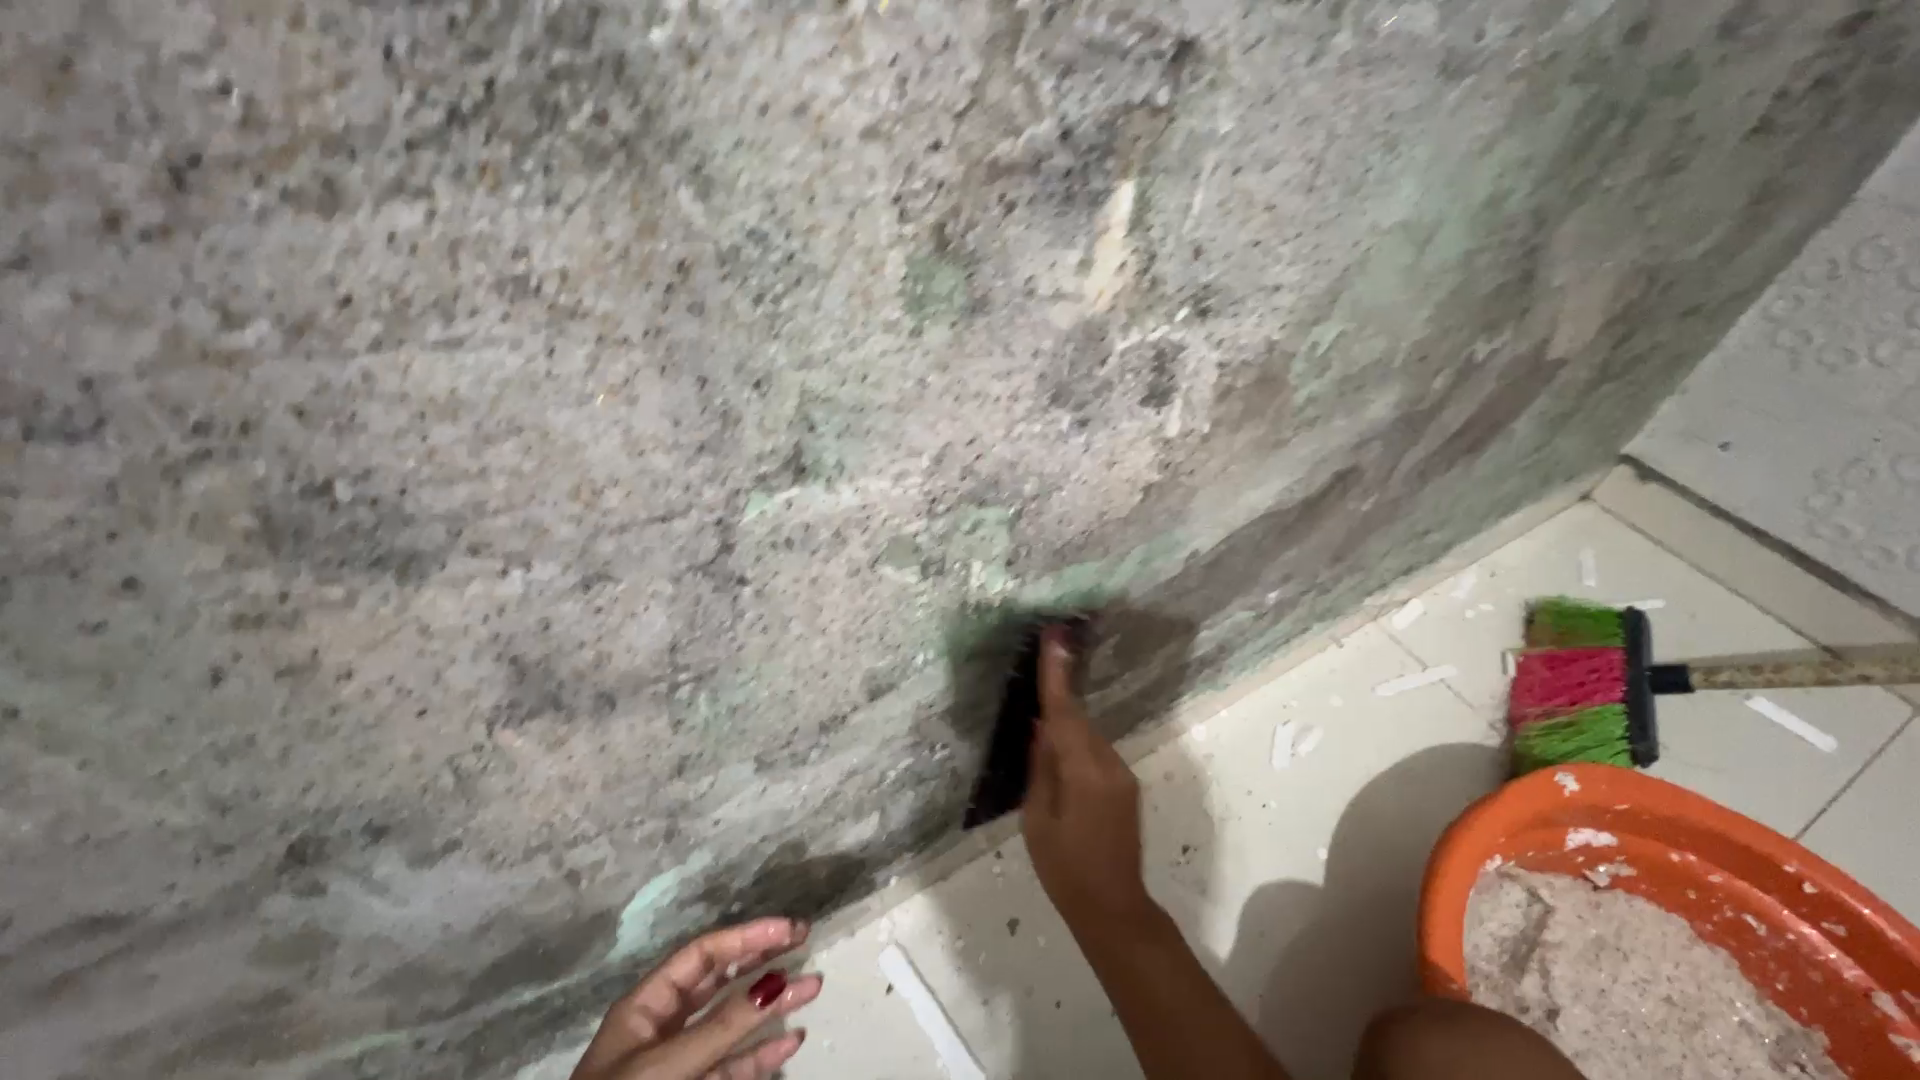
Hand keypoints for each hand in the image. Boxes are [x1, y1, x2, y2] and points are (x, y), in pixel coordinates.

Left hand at [570, 917, 822, 1079]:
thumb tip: (779, 981)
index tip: (788, 928)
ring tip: (813, 986)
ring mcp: (679, 1064)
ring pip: (732, 1024)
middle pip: (719, 980)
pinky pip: (734, 1066)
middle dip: (761, 958)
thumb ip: (722, 1026)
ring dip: (771, 1005)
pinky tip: (792, 1041)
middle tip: (804, 938)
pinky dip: (762, 1054)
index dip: (746, 937)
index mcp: (644, 1006)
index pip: (702, 955)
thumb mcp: (667, 1064)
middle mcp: (663, 1028)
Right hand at [1021, 626, 1155, 931]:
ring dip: (1065, 731)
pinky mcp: (1126, 786)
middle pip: (1078, 722)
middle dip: (1057, 704)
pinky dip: (1076, 749)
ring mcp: (1123, 775)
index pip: (1066, 714)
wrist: (1113, 907)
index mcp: (1085, 773)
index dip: (1057, 674)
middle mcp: (1110, 765)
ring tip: (1037, 738)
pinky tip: (1058, 766)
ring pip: (1087, 738)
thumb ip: (1041, 769)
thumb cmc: (1065, 869)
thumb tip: (1040, 729)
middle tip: (1036, 678)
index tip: (1054, 637)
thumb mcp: (1038, 820)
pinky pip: (1095, 754)